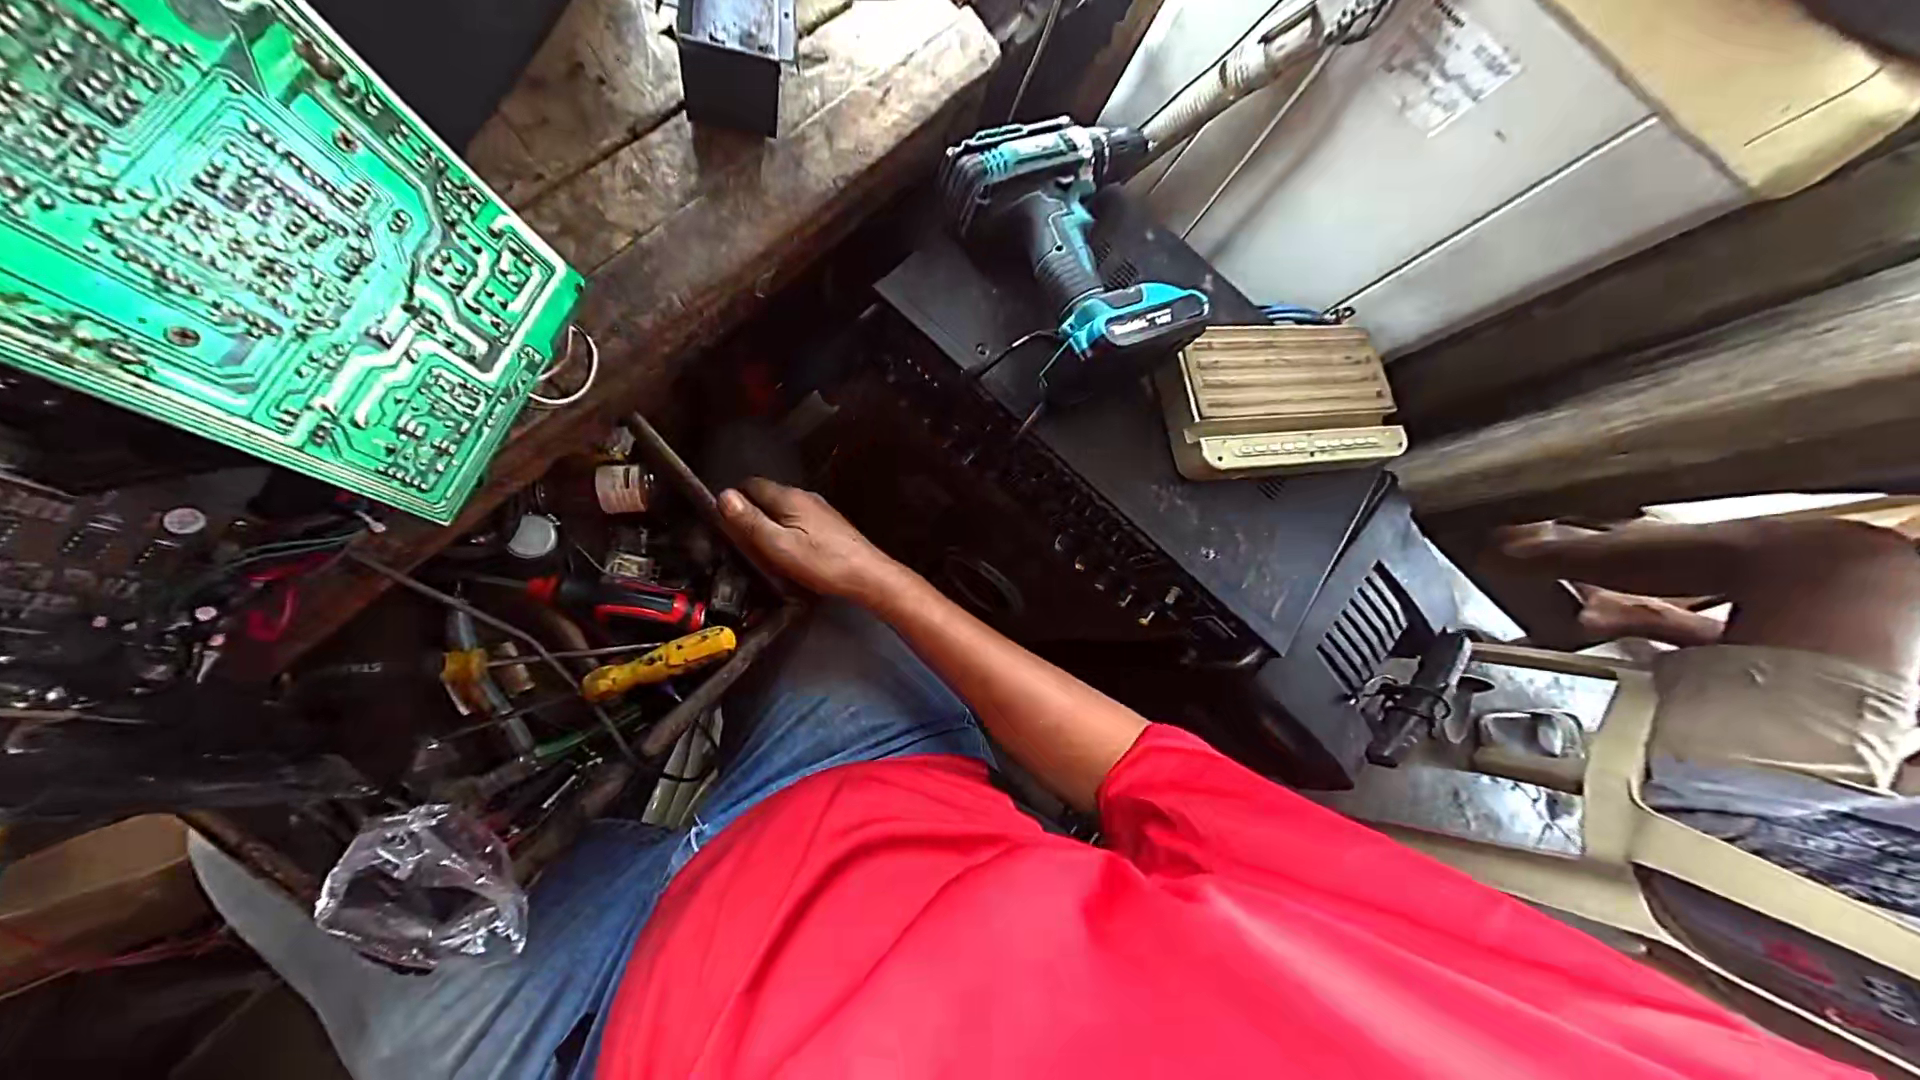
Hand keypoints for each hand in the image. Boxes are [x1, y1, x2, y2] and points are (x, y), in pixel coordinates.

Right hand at [717, 478, 908, 604]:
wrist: (867, 576)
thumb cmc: (826, 564)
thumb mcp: (778, 546)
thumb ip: (750, 521)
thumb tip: (725, 498)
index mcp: (789, 498)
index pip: (749, 485)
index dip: (733, 503)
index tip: (727, 524)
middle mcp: (805, 498)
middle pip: (765, 498)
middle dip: (750, 517)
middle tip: (746, 544)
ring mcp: (818, 511)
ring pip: (782, 512)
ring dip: (769, 528)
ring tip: (768, 555)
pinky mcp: (827, 527)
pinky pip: (797, 524)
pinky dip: (787, 536)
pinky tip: (790, 557)